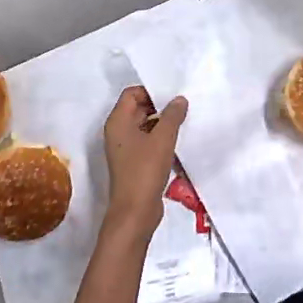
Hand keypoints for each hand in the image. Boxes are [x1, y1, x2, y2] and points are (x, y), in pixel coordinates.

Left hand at [102, 86, 186, 239]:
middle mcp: (118, 132)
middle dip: (160, 106)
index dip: (151, 90)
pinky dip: (161, 139)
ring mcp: (125, 148)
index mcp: (118, 122)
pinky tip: (179, 140)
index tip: (173, 94)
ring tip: (185, 121)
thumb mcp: (163, 139)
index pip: (132, 94)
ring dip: (162, 123)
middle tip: (183, 106)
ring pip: (144, 126)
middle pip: (138, 108)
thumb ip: (172, 115)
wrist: (135, 212)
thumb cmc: (145, 170)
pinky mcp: (134, 162)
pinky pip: (147, 142)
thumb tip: (179, 99)